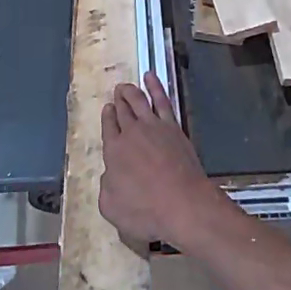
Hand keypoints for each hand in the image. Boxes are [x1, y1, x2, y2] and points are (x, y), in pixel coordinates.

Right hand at [99, 77, 226, 245]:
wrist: (184, 204)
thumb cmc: (146, 212)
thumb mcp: (112, 207)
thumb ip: (106, 187)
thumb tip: (109, 174)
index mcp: (114, 151)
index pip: (108, 128)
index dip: (107, 117)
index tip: (107, 109)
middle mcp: (131, 133)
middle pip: (122, 111)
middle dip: (118, 101)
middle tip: (116, 94)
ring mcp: (154, 127)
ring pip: (139, 101)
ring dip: (131, 91)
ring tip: (126, 86)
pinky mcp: (174, 127)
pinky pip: (162, 100)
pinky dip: (155, 86)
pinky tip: (151, 77)